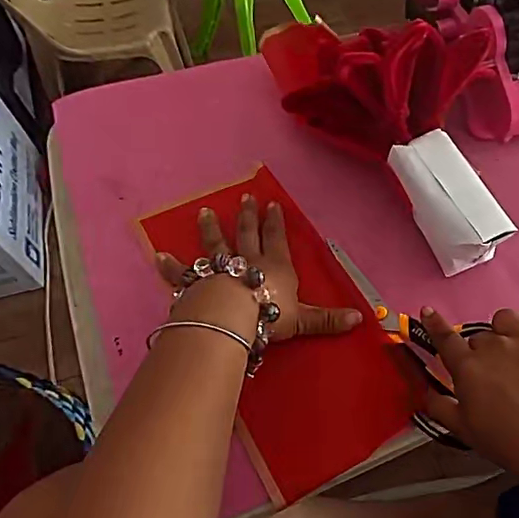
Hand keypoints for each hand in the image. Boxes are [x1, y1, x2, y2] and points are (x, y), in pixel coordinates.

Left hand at [156, 195, 361, 342]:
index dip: (275, 222)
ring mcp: (219, 270)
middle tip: (246, 197)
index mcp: (275, 267)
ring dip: (211, 229)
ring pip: (216, 245)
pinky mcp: (196, 283)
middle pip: (248, 234)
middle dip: (248, 216)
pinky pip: (181, 273)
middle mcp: (248, 262)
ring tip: (206, 212)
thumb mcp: (303, 319)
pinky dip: (170, 265)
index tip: (272, 205)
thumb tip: (359, 320)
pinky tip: (159, 255)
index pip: (276, 239)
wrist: (231, 319)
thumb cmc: (267, 316)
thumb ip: (327, 319)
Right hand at [418, 308, 518, 478]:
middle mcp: (496, 346)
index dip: (434, 323)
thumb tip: (427, 393)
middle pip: (480, 337)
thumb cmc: (513, 442)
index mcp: (469, 367)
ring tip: (516, 358)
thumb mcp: (465, 430)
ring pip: (507, 321)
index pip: (444, 337)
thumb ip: (440, 406)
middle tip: (495, 376)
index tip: (428, 312)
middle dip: (482, 352)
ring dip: (506, 334)